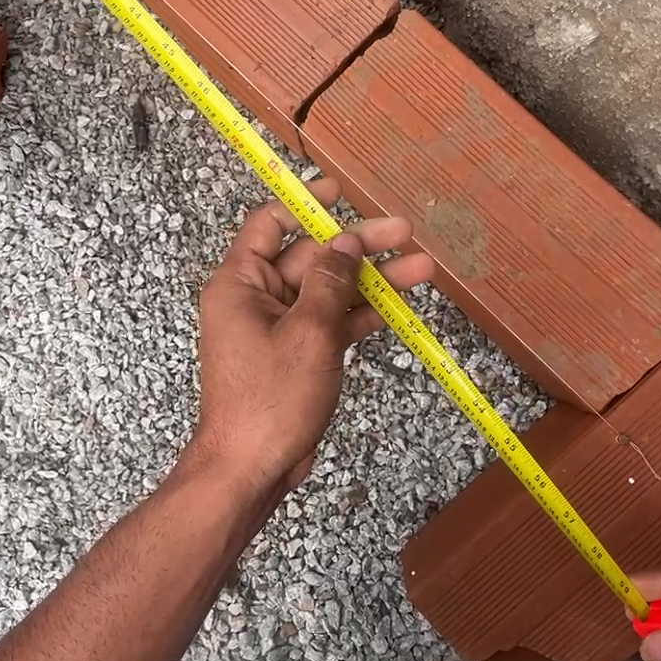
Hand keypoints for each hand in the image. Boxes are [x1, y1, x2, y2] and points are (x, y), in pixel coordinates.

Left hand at [189, 179, 433, 493]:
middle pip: (309, 258)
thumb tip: (345, 244)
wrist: (252, 468)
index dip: (304, 204)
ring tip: (421, 268)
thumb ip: (331, 283)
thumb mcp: (308, 333)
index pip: (269, 224)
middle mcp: (254, 299)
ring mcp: (277, 328)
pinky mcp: (296, 354)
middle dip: (357, 247)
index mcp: (239, 283)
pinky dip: (361, 316)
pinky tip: (399, 306)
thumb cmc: (269, 399)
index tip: (340, 192)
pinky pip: (330, 324)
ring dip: (370, 283)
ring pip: (327, 292)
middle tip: (404, 232)